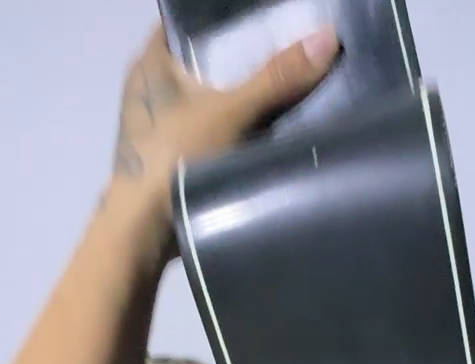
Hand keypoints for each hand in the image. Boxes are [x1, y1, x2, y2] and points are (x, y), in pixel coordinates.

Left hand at [104, 23, 339, 235]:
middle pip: (202, 62)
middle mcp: (149, 90)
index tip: (264, 19)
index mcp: (151, 61)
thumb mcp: (231, 112)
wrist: (145, 231)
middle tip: (284, 52)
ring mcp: (158, 129)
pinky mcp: (169, 162)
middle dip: (239, 61)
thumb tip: (328, 38)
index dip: (224, 19)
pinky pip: (207, 136)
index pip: (189, 21)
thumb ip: (276, 78)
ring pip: (206, 102)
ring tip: (282, 89)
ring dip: (237, 101)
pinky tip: (262, 135)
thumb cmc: (175, 157)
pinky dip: (231, 134)